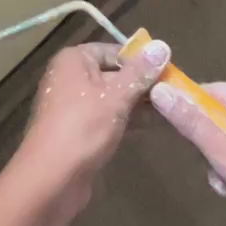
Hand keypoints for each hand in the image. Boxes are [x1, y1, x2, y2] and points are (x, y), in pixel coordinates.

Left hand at [14, 40, 169, 196]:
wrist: (51, 179)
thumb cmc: (83, 127)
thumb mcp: (116, 96)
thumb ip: (140, 73)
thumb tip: (163, 46)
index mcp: (74, 60)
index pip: (112, 50)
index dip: (139, 59)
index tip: (168, 69)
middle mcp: (70, 78)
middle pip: (112, 74)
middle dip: (141, 84)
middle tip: (174, 91)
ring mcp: (73, 106)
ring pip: (111, 98)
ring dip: (137, 104)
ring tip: (169, 109)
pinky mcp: (78, 132)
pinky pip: (106, 118)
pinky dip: (126, 120)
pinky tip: (151, 126)